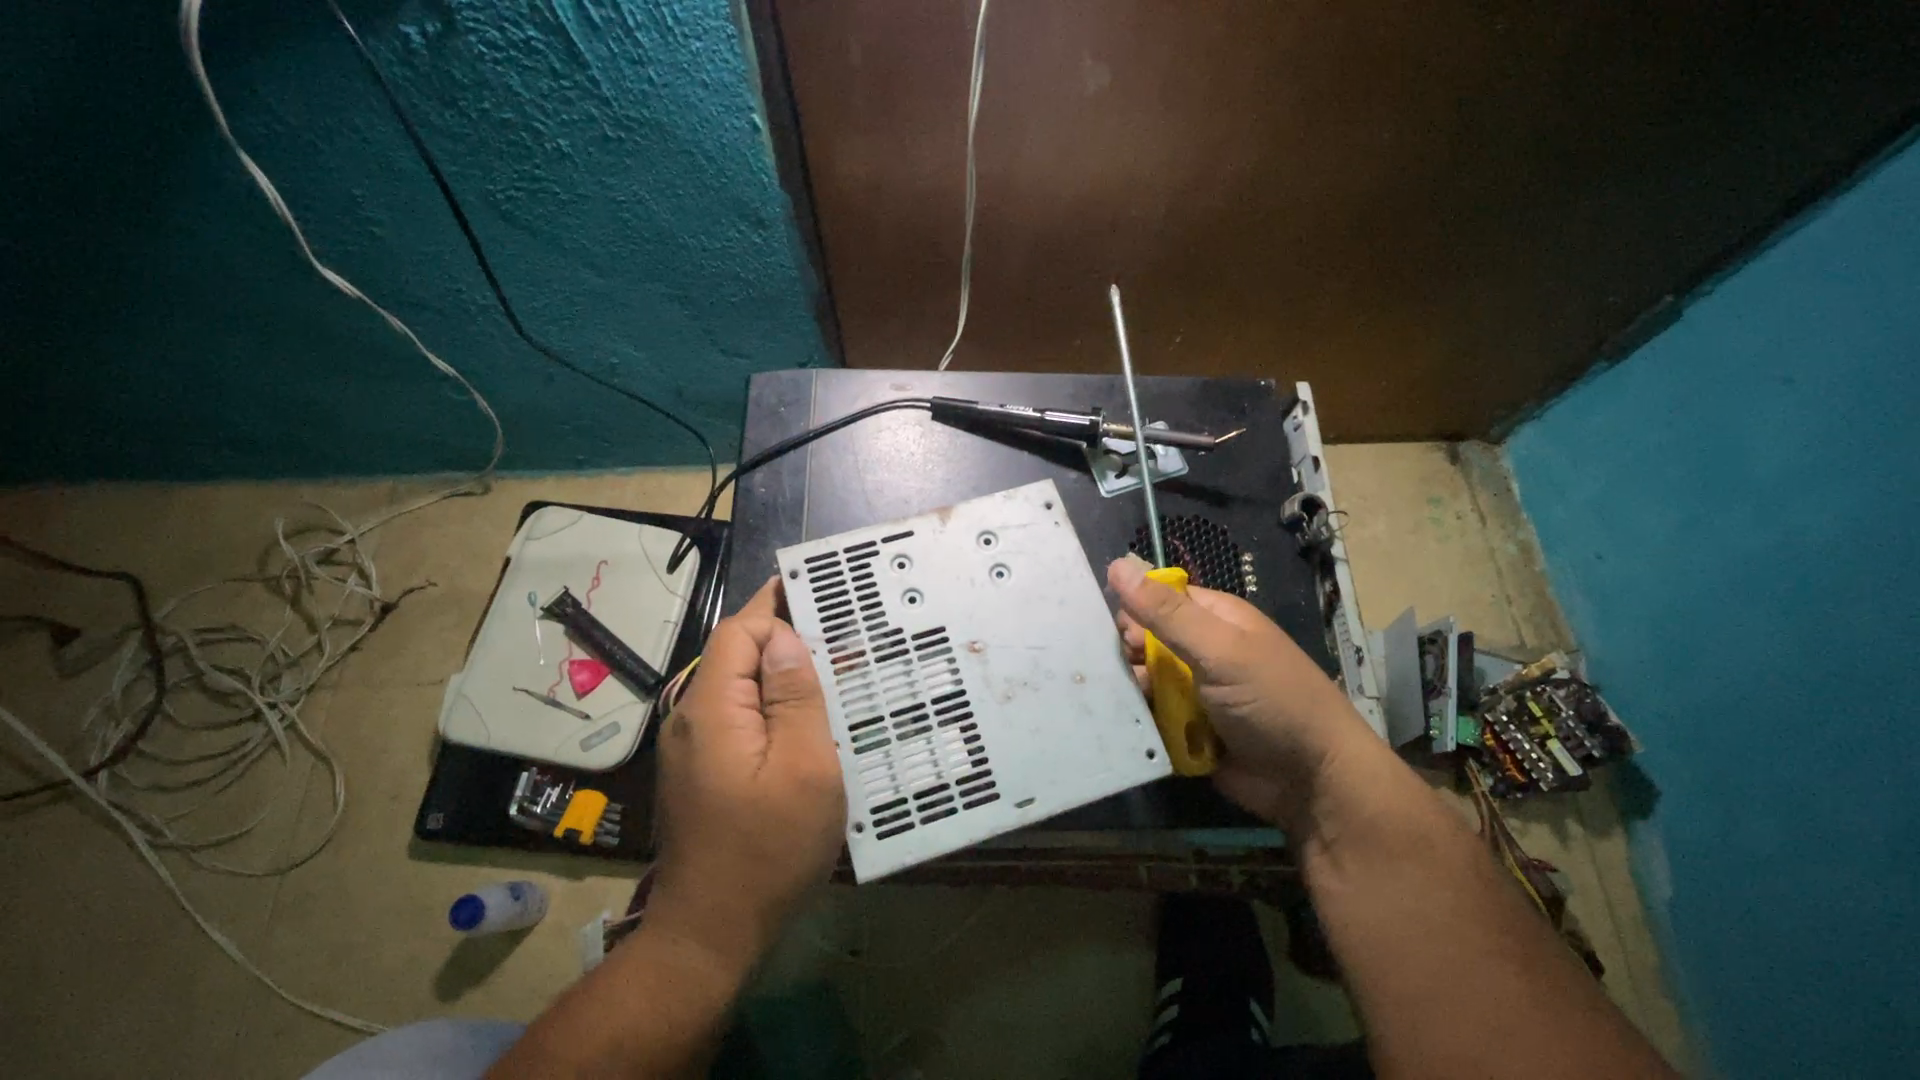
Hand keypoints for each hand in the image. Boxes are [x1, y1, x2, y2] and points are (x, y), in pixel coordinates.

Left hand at [647, 578, 845, 969]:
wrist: (711, 933)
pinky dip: (772, 708)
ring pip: (739, 688)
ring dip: (782, 676)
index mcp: (712, 708)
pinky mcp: (701, 772)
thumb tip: (785, 637)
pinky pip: (738, 719)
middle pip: (737, 656)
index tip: (824, 593)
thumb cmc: (768, 850)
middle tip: (845, 634)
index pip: (740, 631)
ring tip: (836, 672)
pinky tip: (809, 720)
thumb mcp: (804, 768)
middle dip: (786, 639)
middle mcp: (691, 718)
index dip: (778, 606)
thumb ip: (795, 697)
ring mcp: (691, 748)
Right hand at [1108, 556, 1376, 832]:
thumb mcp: (1219, 649)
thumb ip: (1167, 614)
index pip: (1158, 599)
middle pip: (1144, 642)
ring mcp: (1194, 693)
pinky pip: (1150, 718)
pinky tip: (1122, 728)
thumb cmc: (1272, 700)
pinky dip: (1139, 721)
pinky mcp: (1187, 730)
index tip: (1122, 635)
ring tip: (1118, 706)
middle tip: (1128, 675)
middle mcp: (1202, 652)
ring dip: (1131, 692)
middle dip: (1127, 655)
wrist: (1311, 781)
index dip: (1134, 611)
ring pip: (1143, 682)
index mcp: (1215, 620)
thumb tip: (1117, 566)